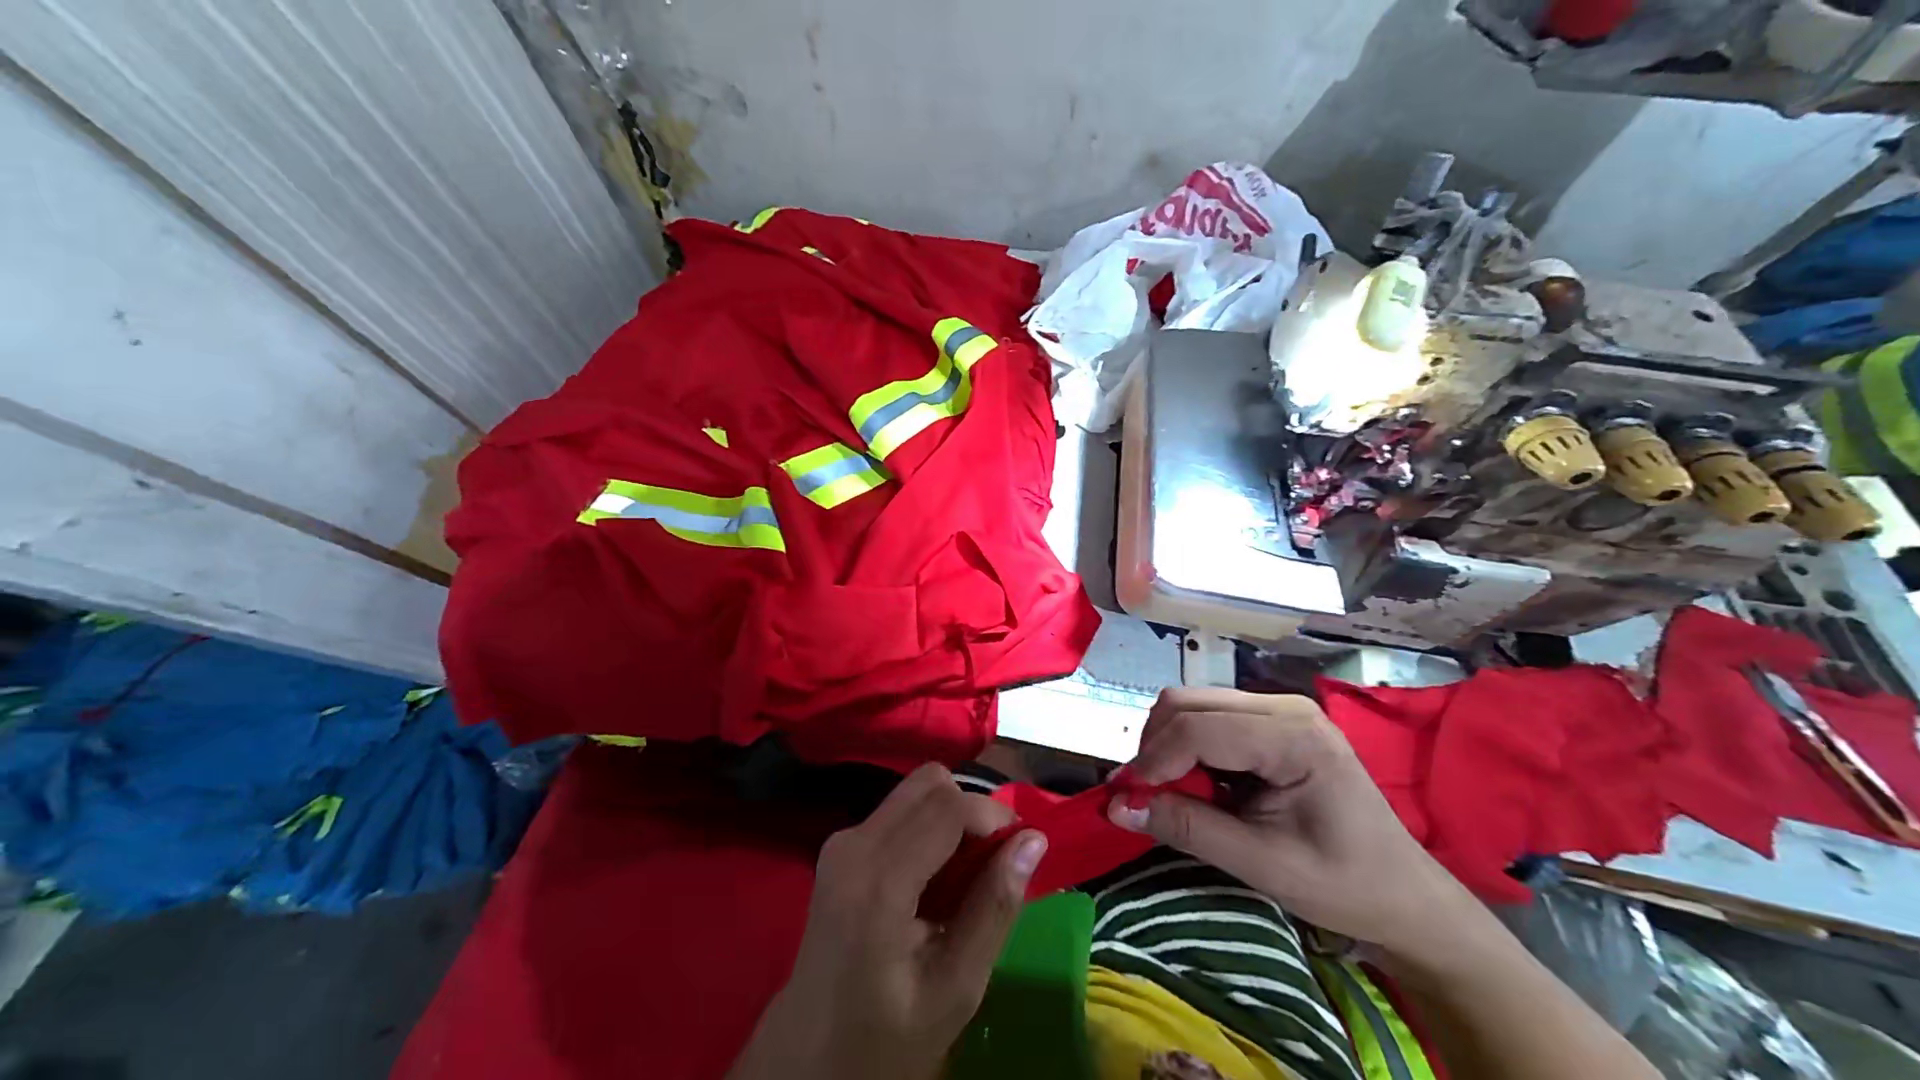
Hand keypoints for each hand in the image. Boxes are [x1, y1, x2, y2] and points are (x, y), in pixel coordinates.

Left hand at [727, 763, 1048, 1079]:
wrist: (809, 1055)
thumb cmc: (887, 1034)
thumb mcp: (957, 986)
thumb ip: (995, 906)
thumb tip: (1033, 839)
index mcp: (879, 881)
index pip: (949, 805)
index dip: (993, 817)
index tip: (1018, 853)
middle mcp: (854, 844)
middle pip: (930, 783)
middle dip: (971, 811)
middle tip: (989, 865)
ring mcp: (841, 841)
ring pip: (915, 792)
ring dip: (950, 819)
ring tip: (962, 880)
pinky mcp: (839, 845)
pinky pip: (898, 811)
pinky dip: (928, 830)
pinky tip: (932, 882)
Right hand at [1108, 687, 1476, 958]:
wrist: (1404, 896)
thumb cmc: (1345, 885)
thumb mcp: (1262, 864)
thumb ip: (1188, 828)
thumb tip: (1117, 807)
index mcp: (1294, 736)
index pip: (1197, 728)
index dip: (1152, 761)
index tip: (1124, 800)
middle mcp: (1283, 706)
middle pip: (1186, 703)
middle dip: (1154, 748)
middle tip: (1144, 799)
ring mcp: (1278, 709)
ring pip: (1191, 706)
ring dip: (1166, 747)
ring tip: (1171, 796)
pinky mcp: (1271, 722)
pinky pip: (1207, 719)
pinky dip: (1185, 749)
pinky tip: (1197, 787)